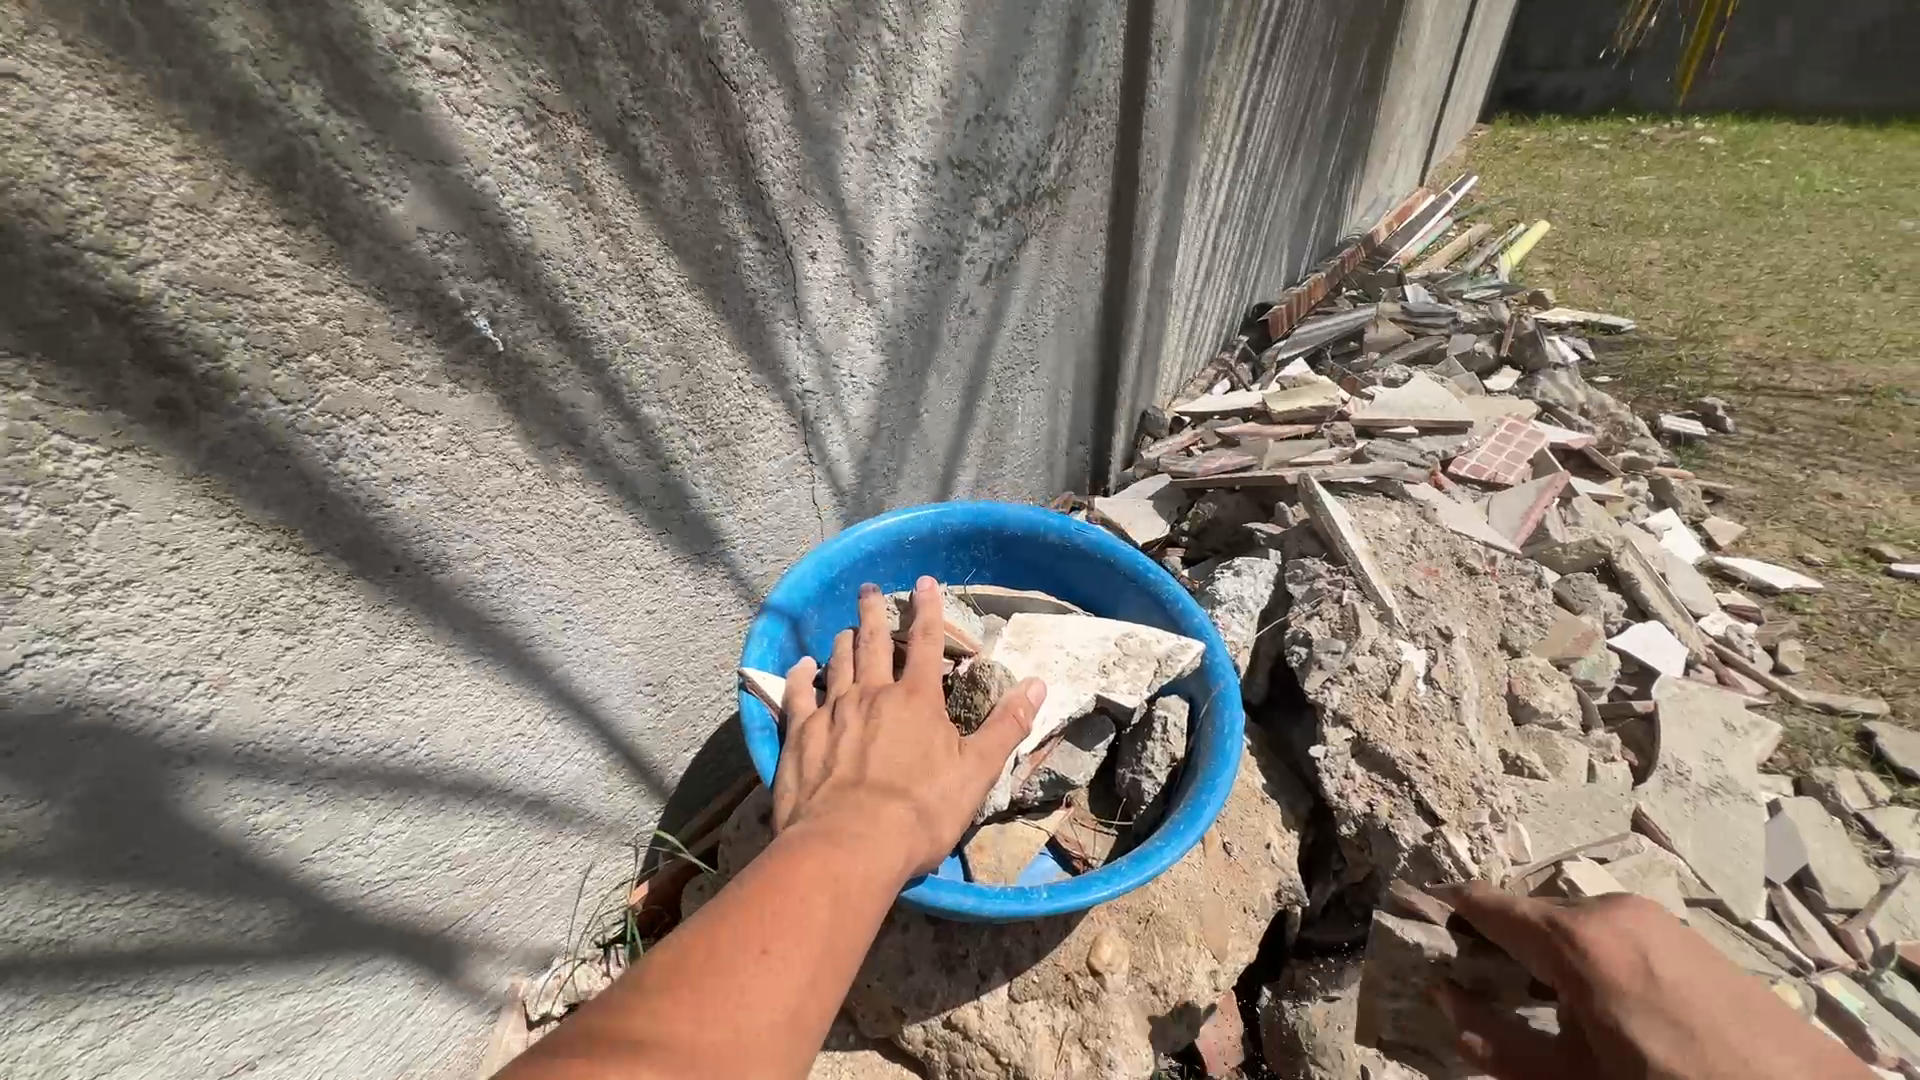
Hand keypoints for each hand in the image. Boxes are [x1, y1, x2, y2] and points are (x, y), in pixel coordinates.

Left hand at [774, 577, 1046, 879]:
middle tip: (868, 589)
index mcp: (916, 699)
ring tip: (845, 628)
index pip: (927, 641)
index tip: (925, 582)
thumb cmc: (920, 812)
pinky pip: (798, 694)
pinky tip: (801, 666)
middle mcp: (872, 693)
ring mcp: (832, 711)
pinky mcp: (800, 735)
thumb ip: (1007, 726)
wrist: (848, 846)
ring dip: (843, 641)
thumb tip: (1039, 684)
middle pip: (874, 641)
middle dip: (874, 612)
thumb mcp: (977, 771)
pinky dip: (800, 676)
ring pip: (838, 663)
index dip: (928, 608)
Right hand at [1432, 882, 1876, 1079]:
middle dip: (1498, 947)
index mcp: (1573, 939)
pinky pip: (1610, 931)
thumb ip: (1497, 1042)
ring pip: (1566, 922)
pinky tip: (1606, 1006)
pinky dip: (1588, 957)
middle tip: (1489, 990)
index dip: (1442, 915)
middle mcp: (1606, 909)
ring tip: (1554, 1007)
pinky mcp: (1686, 932)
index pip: (1478, 901)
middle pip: (1522, 913)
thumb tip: (1441, 1001)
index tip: (1420, 936)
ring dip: (1545, 954)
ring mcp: (1652, 917)